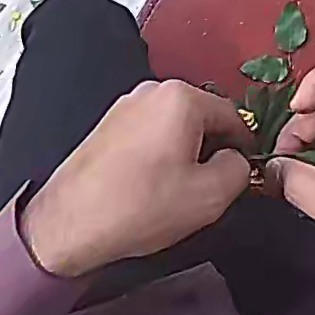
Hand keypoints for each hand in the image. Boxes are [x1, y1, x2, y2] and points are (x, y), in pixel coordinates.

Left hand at [21, 80, 253, 277]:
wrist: (69, 223)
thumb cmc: (139, 206)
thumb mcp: (210, 196)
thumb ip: (239, 169)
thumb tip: (236, 160)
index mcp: (181, 98)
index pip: (232, 116)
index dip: (245, 146)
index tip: (245, 172)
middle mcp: (153, 91)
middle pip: (203, 117)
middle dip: (212, 149)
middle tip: (209, 187)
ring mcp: (127, 105)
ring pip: (176, 126)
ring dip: (185, 153)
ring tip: (176, 191)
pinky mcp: (109, 124)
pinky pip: (150, 133)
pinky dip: (160, 154)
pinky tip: (151, 186)